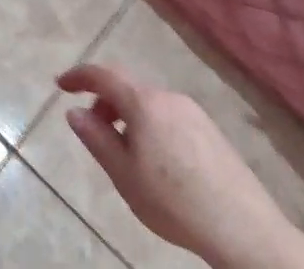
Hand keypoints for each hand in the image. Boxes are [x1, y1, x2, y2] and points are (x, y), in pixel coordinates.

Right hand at [56, 65, 303, 268]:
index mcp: (144, 103)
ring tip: (122, 151)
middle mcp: (169, 98)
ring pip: (148, 102)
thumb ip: (96, 138)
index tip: (60, 85)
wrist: (243, 228)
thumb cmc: (173, 201)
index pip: (103, 75)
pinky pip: (168, 115)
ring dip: (126, 114)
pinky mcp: (210, 130)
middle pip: (127, 86)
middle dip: (103, 100)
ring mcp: (194, 112)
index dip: (78, 76)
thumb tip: (74, 112)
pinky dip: (148, 123)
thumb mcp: (123, 174)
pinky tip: (154, 159)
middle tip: (91, 128)